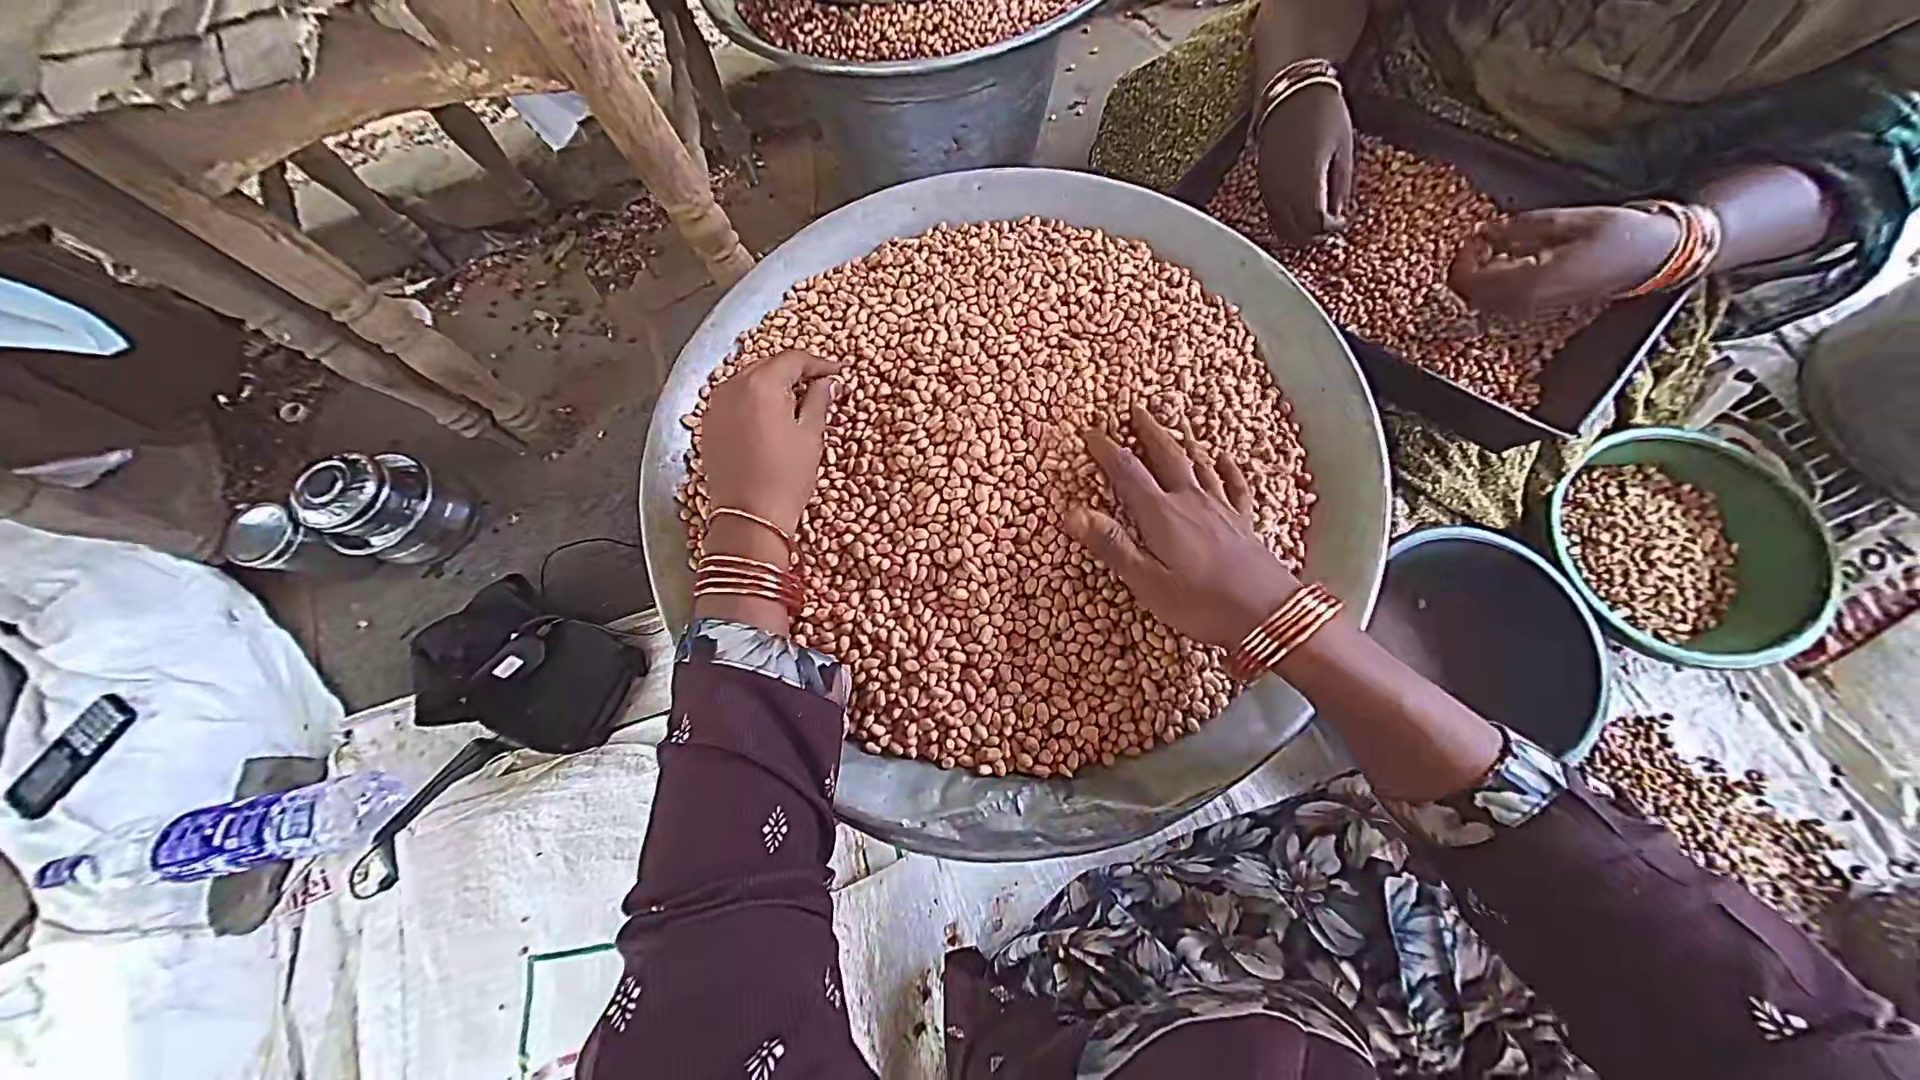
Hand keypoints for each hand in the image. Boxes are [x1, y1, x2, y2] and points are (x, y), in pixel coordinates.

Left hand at [702, 349, 841, 537]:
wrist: (749, 516)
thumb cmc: (786, 477)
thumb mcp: (811, 436)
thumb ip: (820, 401)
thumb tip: (828, 382)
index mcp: (761, 385)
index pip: (793, 359)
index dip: (819, 363)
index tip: (837, 372)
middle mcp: (732, 387)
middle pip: (768, 366)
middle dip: (795, 373)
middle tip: (820, 386)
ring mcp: (715, 406)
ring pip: (749, 382)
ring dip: (774, 386)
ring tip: (798, 403)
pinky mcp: (709, 426)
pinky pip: (735, 401)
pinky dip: (754, 402)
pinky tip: (772, 419)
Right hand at [1065, 406, 1300, 648]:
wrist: (1269, 613)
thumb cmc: (1200, 603)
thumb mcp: (1146, 581)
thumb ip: (1111, 544)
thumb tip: (1071, 512)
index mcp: (1161, 514)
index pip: (1127, 471)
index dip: (1106, 450)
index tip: (1090, 432)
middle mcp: (1190, 500)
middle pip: (1166, 455)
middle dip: (1148, 431)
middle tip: (1135, 409)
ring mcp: (1221, 508)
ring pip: (1198, 464)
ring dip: (1182, 442)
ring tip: (1174, 426)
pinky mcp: (1243, 521)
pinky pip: (1235, 485)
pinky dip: (1227, 468)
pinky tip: (1224, 459)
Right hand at [1256, 84, 1352, 242]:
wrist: (1289, 94)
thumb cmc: (1323, 114)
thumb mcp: (1343, 150)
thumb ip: (1340, 187)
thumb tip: (1337, 215)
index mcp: (1306, 183)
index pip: (1316, 224)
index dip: (1331, 228)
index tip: (1341, 222)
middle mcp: (1283, 193)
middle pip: (1297, 233)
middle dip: (1315, 234)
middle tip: (1329, 225)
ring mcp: (1270, 192)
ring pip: (1282, 229)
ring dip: (1300, 231)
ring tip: (1316, 220)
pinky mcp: (1263, 188)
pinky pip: (1273, 216)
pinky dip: (1287, 222)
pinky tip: (1300, 211)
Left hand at [1448, 206, 1681, 316]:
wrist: (1653, 259)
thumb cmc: (1619, 235)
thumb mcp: (1571, 221)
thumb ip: (1522, 227)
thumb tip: (1485, 229)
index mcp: (1529, 282)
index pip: (1470, 281)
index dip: (1462, 260)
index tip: (1474, 237)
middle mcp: (1521, 303)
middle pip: (1468, 293)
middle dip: (1467, 267)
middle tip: (1482, 241)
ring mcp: (1526, 310)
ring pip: (1480, 299)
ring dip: (1478, 275)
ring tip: (1496, 248)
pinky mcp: (1533, 309)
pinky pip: (1497, 300)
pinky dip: (1492, 282)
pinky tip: (1510, 260)